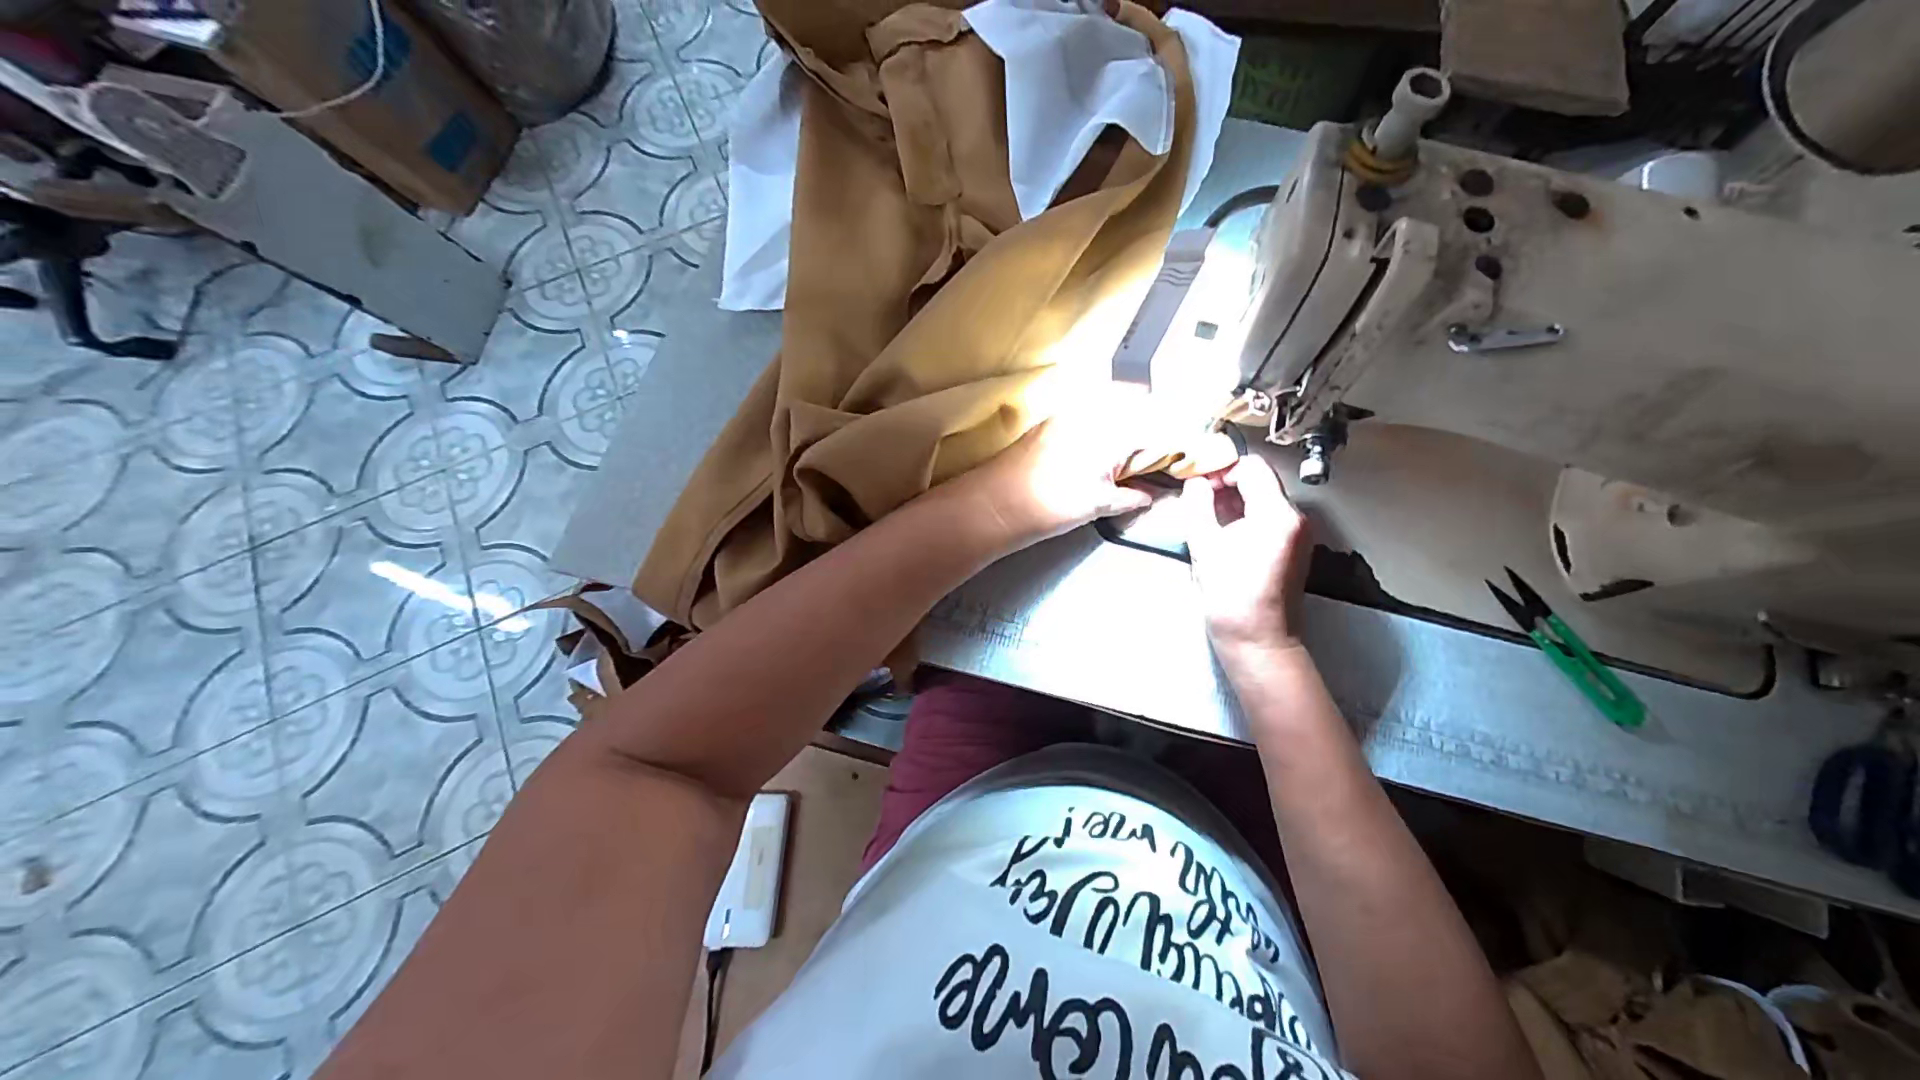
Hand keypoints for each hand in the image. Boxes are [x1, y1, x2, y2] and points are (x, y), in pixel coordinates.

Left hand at [941, 414, 1161, 552]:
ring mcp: (1070, 413)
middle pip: (1140, 408)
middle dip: (1157, 429)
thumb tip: (1148, 495)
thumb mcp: (1098, 505)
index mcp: (1113, 429)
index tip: (1192, 456)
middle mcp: (1093, 411)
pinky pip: (1091, 414)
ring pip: (1115, 408)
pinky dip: (1106, 427)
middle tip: (1166, 456)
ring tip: (1137, 456)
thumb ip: (1130, 496)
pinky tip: (1106, 451)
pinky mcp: (1052, 422)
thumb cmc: (1047, 505)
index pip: (1160, 427)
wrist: (993, 503)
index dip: (1178, 442)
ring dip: (1131, 425)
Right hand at [1182, 454, 1310, 654]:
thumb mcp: (1204, 547)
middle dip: (1225, 485)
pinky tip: (1223, 535)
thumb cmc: (1231, 599)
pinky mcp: (1293, 548)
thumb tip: (1195, 482)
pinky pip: (1267, 519)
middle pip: (1259, 481)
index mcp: (1277, 514)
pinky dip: (1244, 518)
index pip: (1251, 467)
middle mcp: (1295, 518)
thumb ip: (1198, 506)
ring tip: (1205, 519)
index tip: (1197, 482)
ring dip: (1233, 502)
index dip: (1220, 469)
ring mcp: (1298, 534)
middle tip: (1196, 499)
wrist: (1258, 642)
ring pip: (1262, 500)